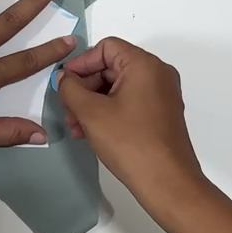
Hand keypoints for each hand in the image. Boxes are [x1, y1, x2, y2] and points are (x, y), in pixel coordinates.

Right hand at [55, 38, 212, 219]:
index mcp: (144, 64)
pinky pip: (129, 101)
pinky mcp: (162, 114)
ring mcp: (162, 95)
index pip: (105, 48)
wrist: (167, 184)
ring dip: (93, 102)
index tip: (63, 84)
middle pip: (111, 66)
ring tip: (75, 126)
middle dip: (85, 87)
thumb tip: (64, 78)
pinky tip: (91, 132)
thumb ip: (70, 88)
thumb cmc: (129, 142)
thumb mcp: (90, 112)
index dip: (80, 63)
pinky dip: (109, 111)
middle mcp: (158, 74)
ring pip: (118, 87)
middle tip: (67, 108)